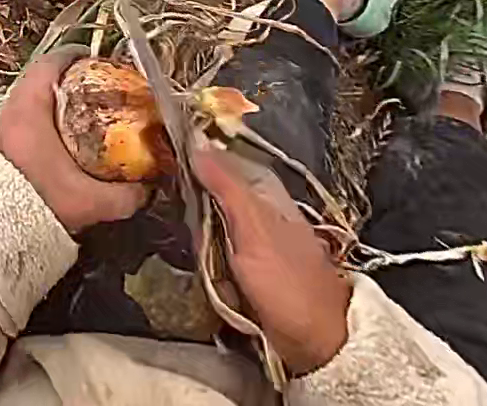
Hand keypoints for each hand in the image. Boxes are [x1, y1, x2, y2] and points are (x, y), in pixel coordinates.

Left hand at [0, 52, 148, 232]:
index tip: (102, 65)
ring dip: (61, 102)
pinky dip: (49, 119)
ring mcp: (2, 123)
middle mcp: (12, 107)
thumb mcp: (86, 200)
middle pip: (46, 77)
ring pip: (36, 98)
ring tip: (90, 115)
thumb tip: (149, 188)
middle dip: (75, 81)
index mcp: (30, 106)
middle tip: (102, 91)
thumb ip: (123, 195)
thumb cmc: (37, 202)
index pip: (52, 62)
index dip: (79, 57)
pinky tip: (69, 139)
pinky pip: (28, 115)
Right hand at [192, 136, 353, 374]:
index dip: (192, 158)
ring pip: (206, 223)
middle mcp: (255, 204)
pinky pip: (213, 250)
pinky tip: (215, 276)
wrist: (317, 346)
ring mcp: (250, 234)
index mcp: (262, 186)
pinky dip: (210, 261)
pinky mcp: (244, 262)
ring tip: (211, 262)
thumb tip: (196, 140)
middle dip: (196, 211)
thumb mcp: (253, 226)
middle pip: (206, 192)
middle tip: (200, 233)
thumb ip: (225, 183)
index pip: (217, 156)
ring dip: (202, 241)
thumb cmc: (288, 282)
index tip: (170, 164)